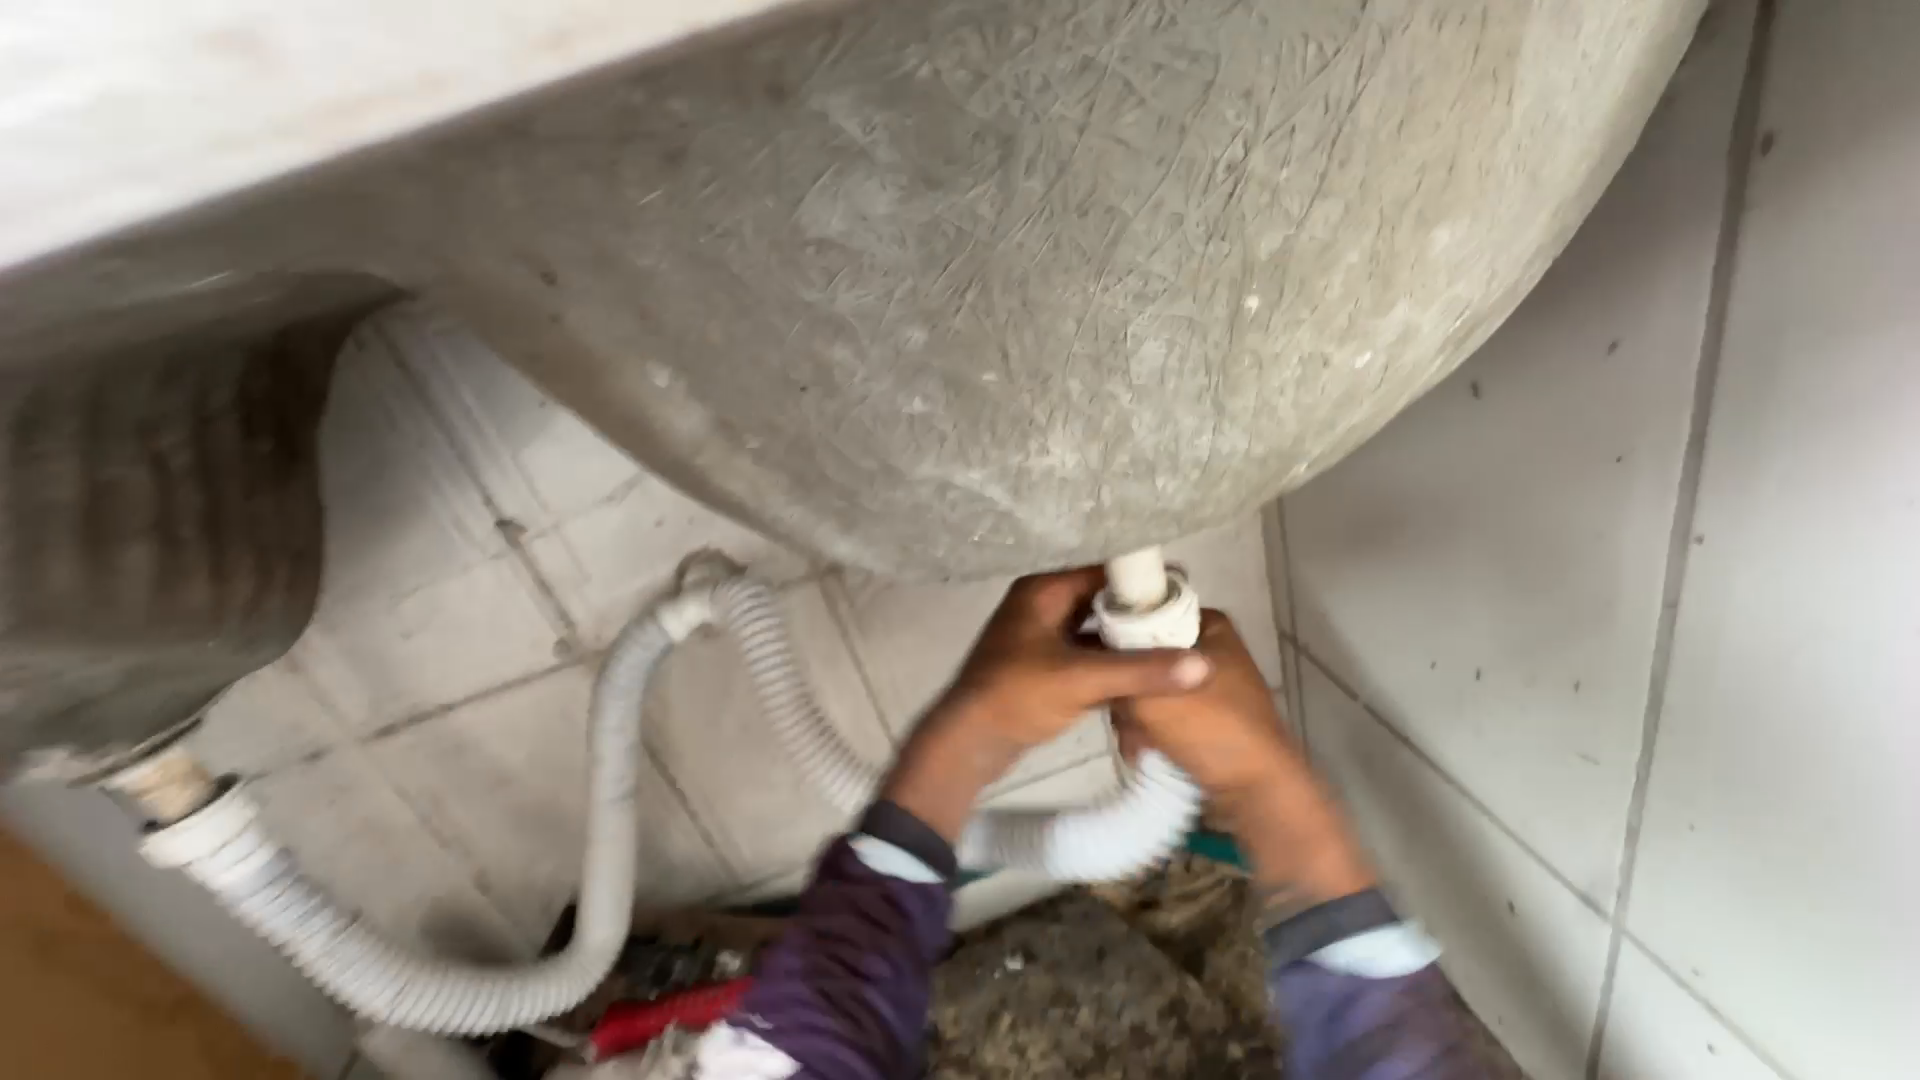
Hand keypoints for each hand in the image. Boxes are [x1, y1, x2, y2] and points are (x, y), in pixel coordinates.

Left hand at [940, 565, 1213, 749]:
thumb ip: (1141, 672)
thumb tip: (1205, 665)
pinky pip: (1088, 657)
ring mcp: (1042, 639)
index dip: (1142, 579)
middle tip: (1186, 618)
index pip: (1102, 572)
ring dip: (1128, 639)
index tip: (1185, 587)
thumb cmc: (1015, 696)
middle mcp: (1042, 607)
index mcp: (1043, 592)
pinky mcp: (1046, 668)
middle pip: (1102, 601)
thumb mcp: (1080, 679)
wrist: (969, 742)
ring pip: (1096, 631)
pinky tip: (1148, 673)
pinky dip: (1113, 663)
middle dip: (1140, 611)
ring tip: (1177, 643)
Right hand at [1116, 611, 1376, 906]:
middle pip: (1139, 658)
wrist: (1257, 791)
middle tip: (1129, 718)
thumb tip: (1090, 655)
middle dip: (1128, 696)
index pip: (1142, 615)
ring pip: (1144, 691)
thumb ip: (1118, 669)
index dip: (1116, 642)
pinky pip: (1158, 715)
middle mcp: (1206, 648)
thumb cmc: (1212, 729)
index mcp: (1208, 625)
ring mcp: (1203, 685)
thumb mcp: (1152, 693)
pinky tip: (1147, 753)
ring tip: (1141, 743)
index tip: (1104, 669)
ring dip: (1134, 720)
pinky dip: (1148, 734)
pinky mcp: (1201, 717)